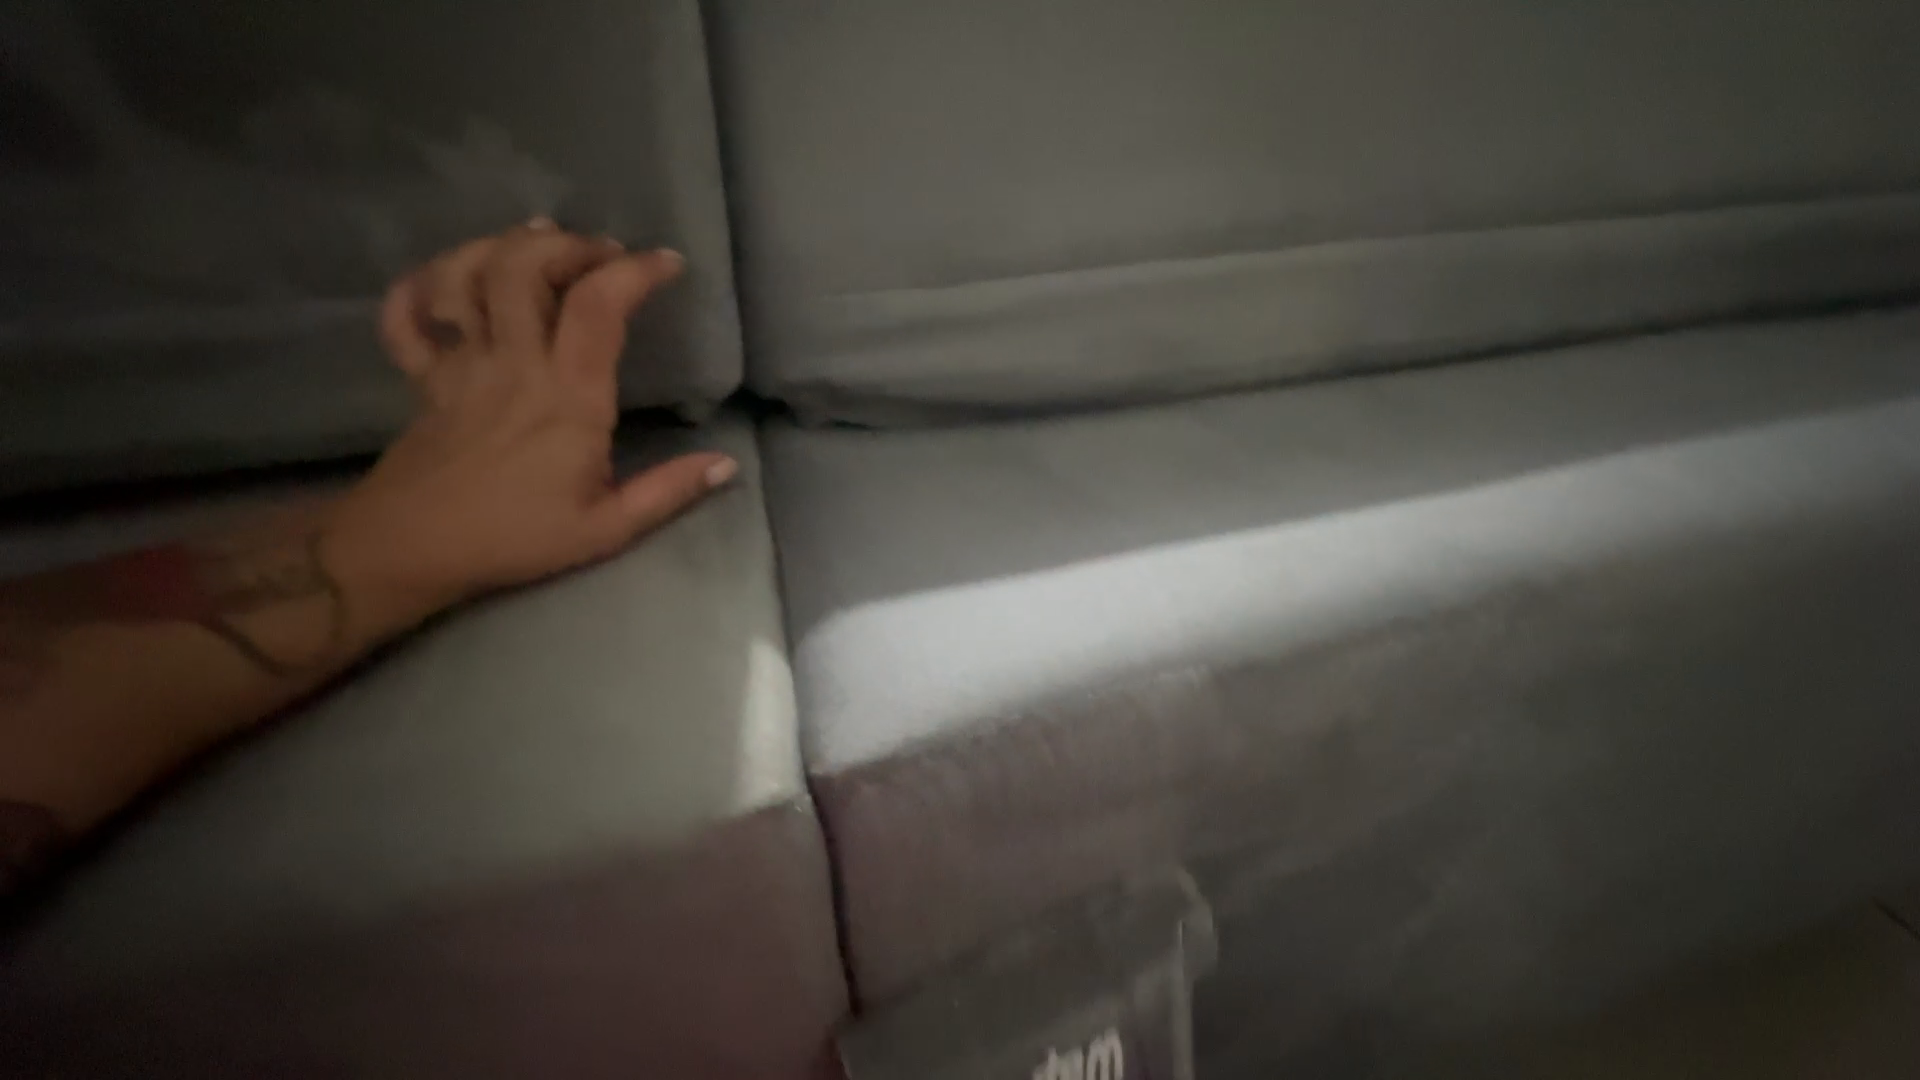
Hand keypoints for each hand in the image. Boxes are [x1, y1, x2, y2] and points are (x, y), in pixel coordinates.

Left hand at [326, 222, 736, 630]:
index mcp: (568, 397)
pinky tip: (452, 279)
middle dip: (571, 244)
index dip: (635, 271)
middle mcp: (513, 363)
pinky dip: (421, 285)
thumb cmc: (518, 538)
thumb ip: (670, 492)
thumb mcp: (609, 528)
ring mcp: (461, 364)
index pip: (599, 307)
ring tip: (541, 240)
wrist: (411, 550)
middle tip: (604, 252)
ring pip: (469, 275)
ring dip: (505, 245)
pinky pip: (408, 315)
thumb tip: (727, 465)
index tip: (668, 263)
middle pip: (527, 268)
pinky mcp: (424, 377)